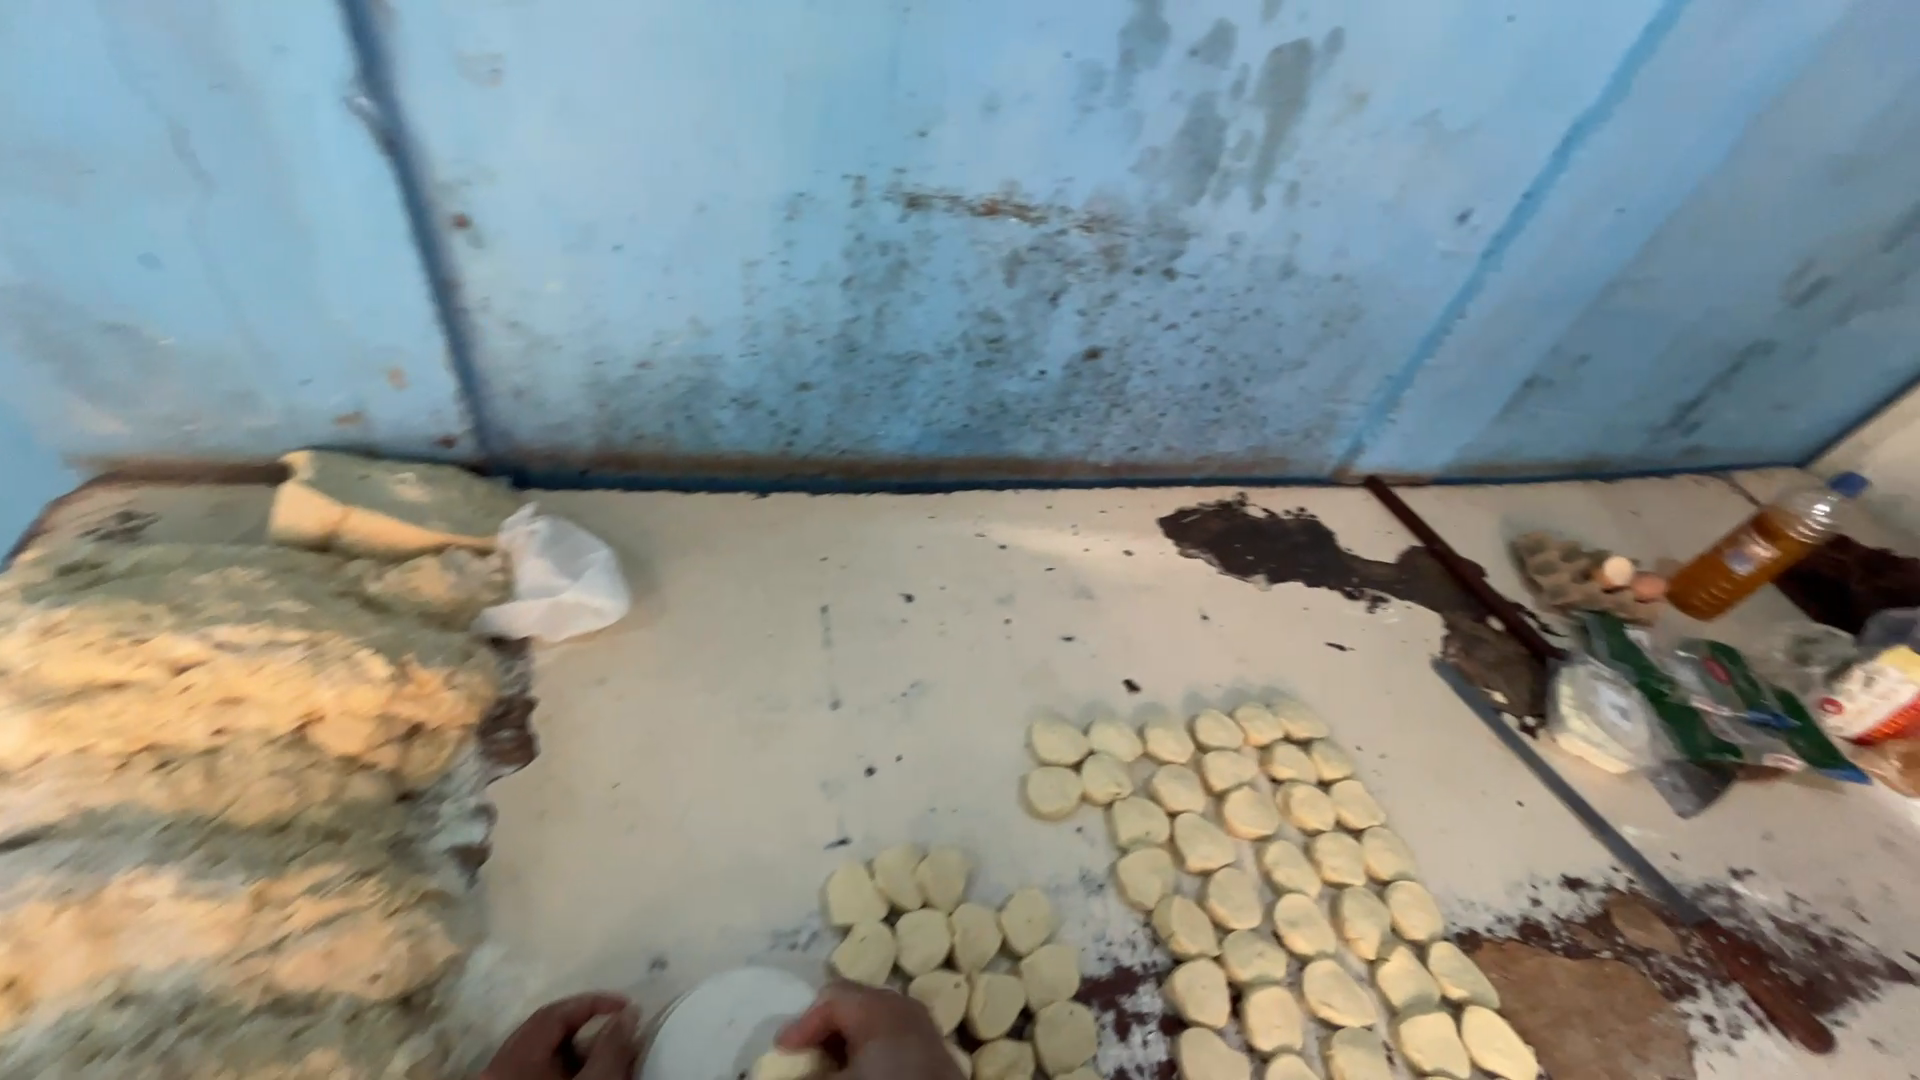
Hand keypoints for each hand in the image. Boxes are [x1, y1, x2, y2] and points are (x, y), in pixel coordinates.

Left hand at [481, 992, 638, 1079]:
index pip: (555, 1012)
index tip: (627, 1006)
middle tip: (618, 1025)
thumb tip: (629, 1012)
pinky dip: (563, 1064)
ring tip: (606, 1048)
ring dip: (577, 1046)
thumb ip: (612, 1045)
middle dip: (587, 1023)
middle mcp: (497, 1066)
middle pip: (547, 1030)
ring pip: (542, 1051)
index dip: (594, 1002)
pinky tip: (584, 1069)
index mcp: (513, 1058)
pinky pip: (535, 1069)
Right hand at [776, 981, 960, 1079]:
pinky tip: (862, 1069)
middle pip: (854, 1001)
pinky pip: (894, 1034)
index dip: (802, 1023)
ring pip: (875, 1018)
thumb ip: (811, 1069)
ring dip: (848, 1038)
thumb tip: (792, 1068)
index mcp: (878, 1005)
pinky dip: (871, 1047)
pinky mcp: (934, 1049)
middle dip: (825, 1027)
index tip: (781, 1051)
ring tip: (829, 1065)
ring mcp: (922, 1024)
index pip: (831, 996)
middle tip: (802, 1054)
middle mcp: (902, 1004)